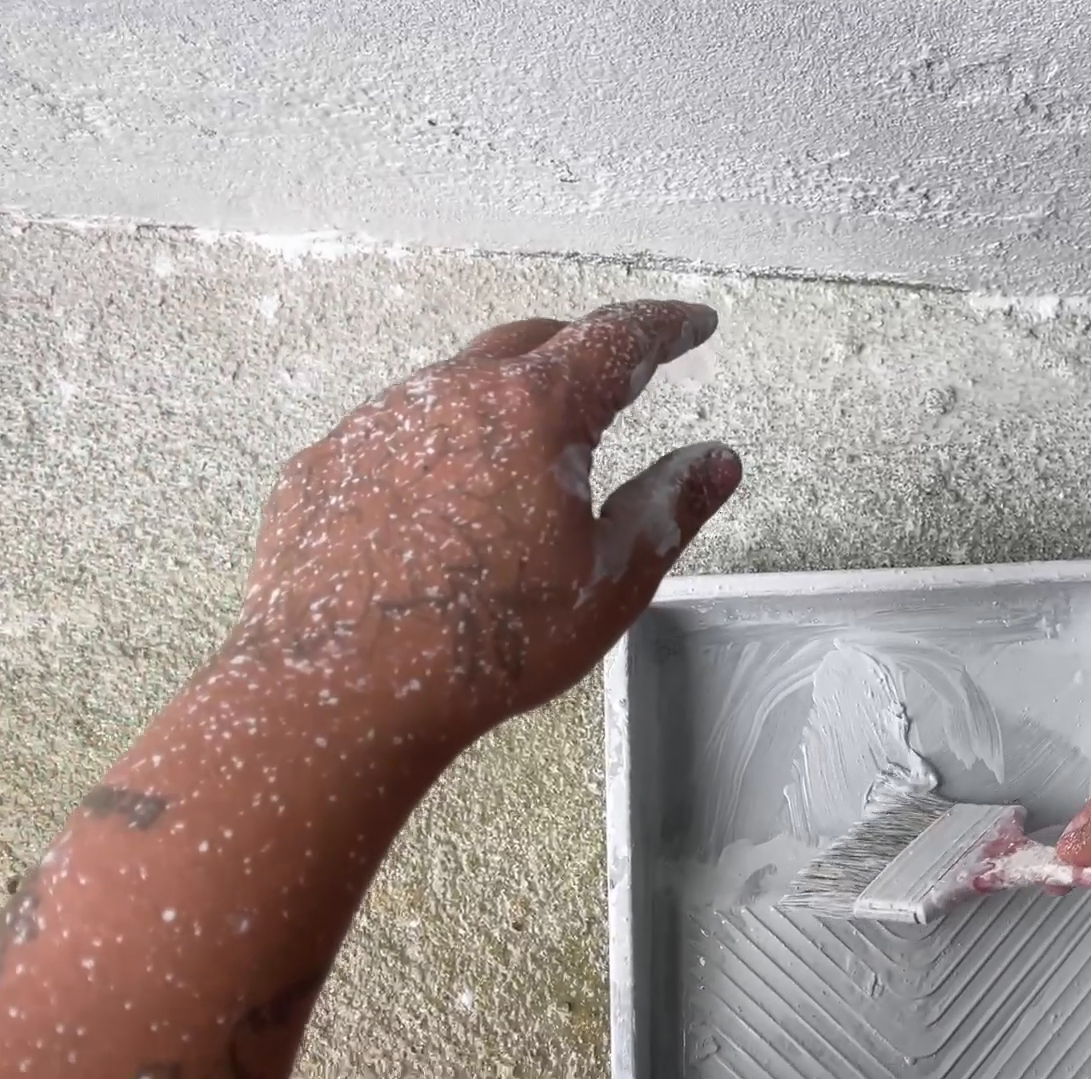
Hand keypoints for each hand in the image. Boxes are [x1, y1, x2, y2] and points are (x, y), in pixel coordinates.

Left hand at [222, 300, 740, 737]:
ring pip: (466, 377)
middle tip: (627, 372)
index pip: (617, 340)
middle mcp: (451, 397)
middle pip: (536, 340)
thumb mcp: (616, 577)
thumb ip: (674, 505)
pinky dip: (457, 433)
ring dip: (520, 389)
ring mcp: (377, 425)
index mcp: (534, 414)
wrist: (336, 699)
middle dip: (591, 346)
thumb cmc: (492, 641)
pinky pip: (407, 422)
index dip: (666, 327)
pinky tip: (464, 488)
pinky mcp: (328, 463)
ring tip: (547, 439)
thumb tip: (719, 460)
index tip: (694, 323)